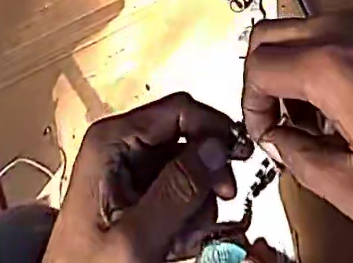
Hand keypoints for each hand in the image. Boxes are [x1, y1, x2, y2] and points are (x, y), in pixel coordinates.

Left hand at [43, 93, 240, 262]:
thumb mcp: (134, 237)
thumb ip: (176, 191)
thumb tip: (216, 147)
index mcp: (112, 139)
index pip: (178, 109)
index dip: (212, 128)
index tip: (240, 156)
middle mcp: (122, 144)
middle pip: (186, 136)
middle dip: (206, 173)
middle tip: (222, 202)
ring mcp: (130, 169)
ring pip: (187, 166)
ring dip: (198, 201)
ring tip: (188, 238)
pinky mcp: (137, 194)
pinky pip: (179, 191)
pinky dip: (188, 216)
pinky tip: (179, 244)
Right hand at [242, 10, 352, 238]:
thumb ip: (304, 166)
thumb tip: (280, 139)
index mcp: (328, 66)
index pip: (257, 66)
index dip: (250, 104)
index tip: (268, 134)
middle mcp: (338, 27)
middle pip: (268, 35)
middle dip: (263, 78)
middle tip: (283, 119)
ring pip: (299, 29)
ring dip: (293, 67)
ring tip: (321, 115)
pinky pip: (331, 28)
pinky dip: (321, 55)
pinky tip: (352, 96)